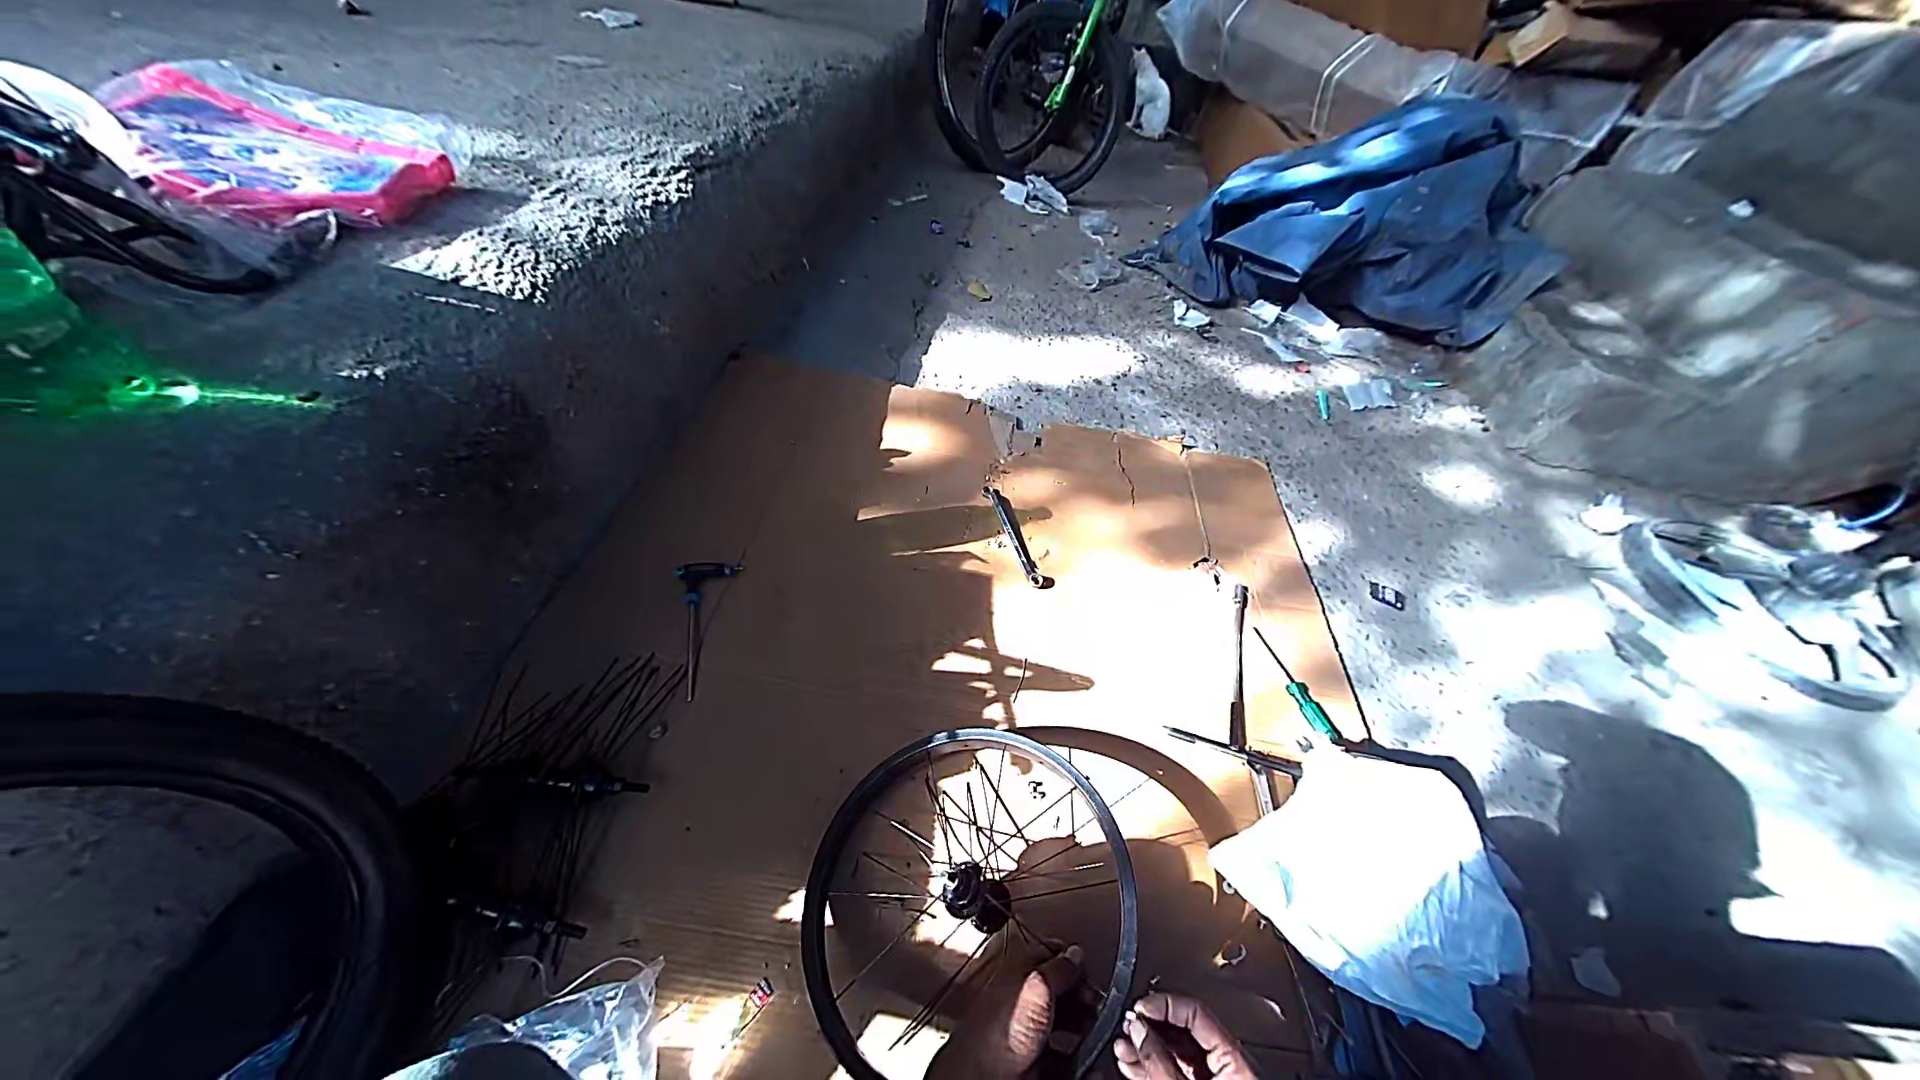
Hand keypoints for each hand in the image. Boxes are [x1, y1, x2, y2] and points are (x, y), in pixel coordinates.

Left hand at [925, 944, 1082, 1079]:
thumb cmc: (999, 1032)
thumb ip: (1056, 970)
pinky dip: (1077, 1053)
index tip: (1090, 976)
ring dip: (1083, 1024)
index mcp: (1019, 972)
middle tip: (1097, 1007)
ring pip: (1064, 1019)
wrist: (985, 1076)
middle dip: (1082, 996)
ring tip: (1095, 1031)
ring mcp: (1029, 1028)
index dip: (1072, 962)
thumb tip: (1075, 954)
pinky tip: (1085, 1057)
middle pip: (1061, 988)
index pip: (1051, 954)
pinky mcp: (1034, 1057)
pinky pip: (1063, 1051)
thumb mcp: (1035, 990)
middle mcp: (1024, 998)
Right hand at [1113, 992, 1259, 1079]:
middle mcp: (1230, 1067)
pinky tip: (1133, 1062)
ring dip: (1146, 1046)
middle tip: (1128, 1024)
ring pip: (1178, 1052)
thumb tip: (1138, 1027)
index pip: (1195, 1010)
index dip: (1163, 1004)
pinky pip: (1178, 1071)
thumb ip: (1161, 1060)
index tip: (1139, 1007)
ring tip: (1124, 1046)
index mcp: (1237, 1060)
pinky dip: (1153, 1065)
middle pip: (1184, 1030)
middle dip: (1150, 1026)